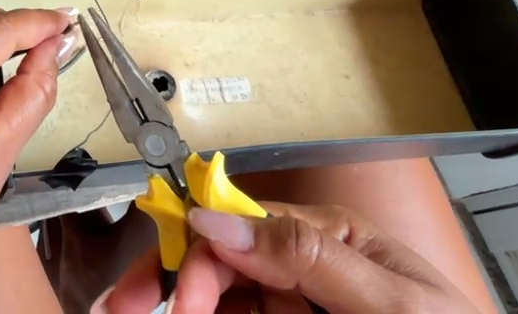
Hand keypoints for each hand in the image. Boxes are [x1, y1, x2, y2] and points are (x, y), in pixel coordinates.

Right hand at [99, 202, 481, 313]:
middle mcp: (300, 269)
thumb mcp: (392, 303)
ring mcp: (293, 308)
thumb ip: (303, 255)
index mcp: (324, 238)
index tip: (172, 292)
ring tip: (135, 309)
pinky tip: (184, 312)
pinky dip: (204, 313)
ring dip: (179, 302)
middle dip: (169, 280)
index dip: (194, 251)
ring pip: (219, 299)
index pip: (238, 225)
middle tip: (125, 307)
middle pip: (216, 263)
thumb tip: (214, 214)